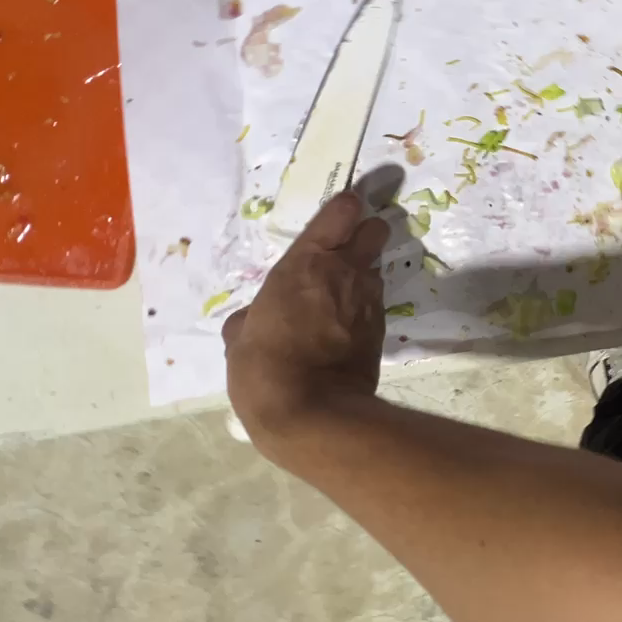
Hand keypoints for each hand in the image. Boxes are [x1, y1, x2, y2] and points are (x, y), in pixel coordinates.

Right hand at [223, 191, 391, 447]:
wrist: (313, 412)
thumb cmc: (265, 368)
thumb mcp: (241, 339)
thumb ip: (252, 316)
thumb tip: (255, 320)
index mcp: (307, 262)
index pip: (341, 212)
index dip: (344, 209)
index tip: (340, 212)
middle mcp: (345, 270)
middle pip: (375, 229)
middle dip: (365, 234)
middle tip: (345, 251)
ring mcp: (368, 296)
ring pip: (374, 267)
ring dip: (361, 275)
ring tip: (338, 298)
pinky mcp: (381, 324)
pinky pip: (373, 300)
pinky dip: (362, 306)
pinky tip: (344, 326)